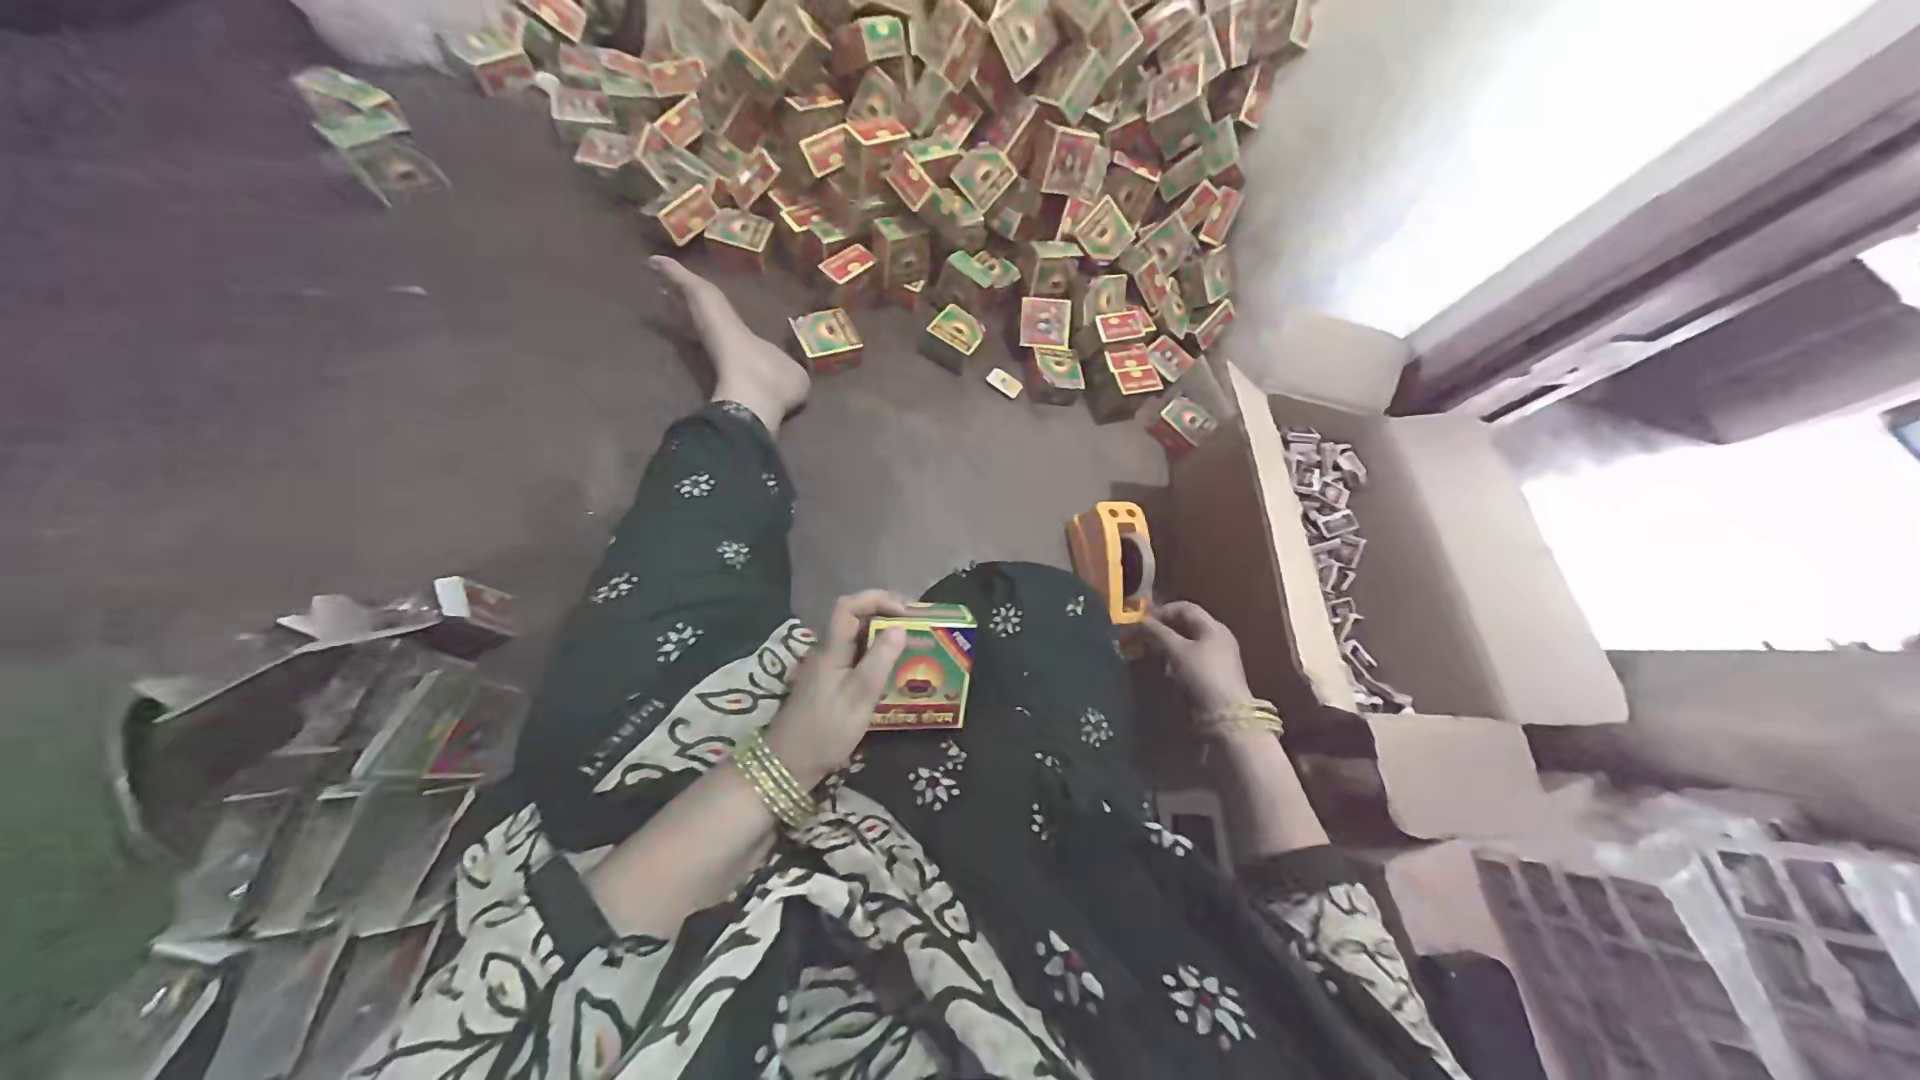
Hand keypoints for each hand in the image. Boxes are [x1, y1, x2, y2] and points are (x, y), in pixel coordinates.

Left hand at [763, 590, 910, 787]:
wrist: (788, 765)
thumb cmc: (825, 730)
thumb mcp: (859, 696)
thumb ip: (879, 660)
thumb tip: (900, 627)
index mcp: (831, 649)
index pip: (848, 606)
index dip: (877, 599)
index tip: (906, 611)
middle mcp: (827, 652)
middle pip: (855, 619)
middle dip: (886, 616)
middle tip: (916, 628)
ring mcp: (826, 668)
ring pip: (856, 640)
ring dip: (882, 637)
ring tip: (911, 647)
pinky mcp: (829, 684)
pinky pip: (855, 658)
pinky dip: (875, 657)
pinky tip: (891, 673)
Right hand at [1142, 600, 1254, 714]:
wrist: (1226, 712)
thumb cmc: (1202, 675)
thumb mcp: (1178, 651)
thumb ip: (1159, 633)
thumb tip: (1142, 621)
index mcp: (1213, 627)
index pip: (1185, 608)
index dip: (1162, 610)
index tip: (1144, 621)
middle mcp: (1218, 636)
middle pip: (1188, 623)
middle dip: (1164, 626)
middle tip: (1145, 634)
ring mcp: (1219, 654)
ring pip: (1189, 639)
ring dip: (1169, 641)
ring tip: (1152, 649)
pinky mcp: (1216, 670)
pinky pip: (1193, 654)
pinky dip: (1177, 654)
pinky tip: (1167, 665)